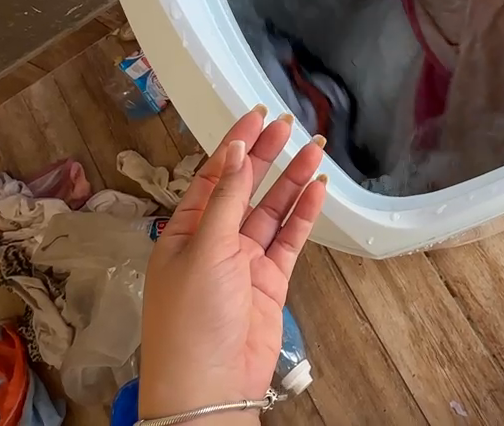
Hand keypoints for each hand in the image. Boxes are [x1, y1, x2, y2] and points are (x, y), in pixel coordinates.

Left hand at [139, 108, 327, 423]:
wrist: (211, 387)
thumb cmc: (190, 323)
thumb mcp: (203, 250)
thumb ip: (226, 199)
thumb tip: (236, 154)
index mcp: (185, 232)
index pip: (214, 175)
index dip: (236, 144)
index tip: (256, 117)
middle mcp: (215, 241)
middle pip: (246, 186)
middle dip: (268, 155)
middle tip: (288, 126)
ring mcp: (245, 260)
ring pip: (274, 208)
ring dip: (293, 179)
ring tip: (315, 150)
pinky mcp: (270, 279)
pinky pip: (291, 236)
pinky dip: (305, 212)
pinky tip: (318, 189)